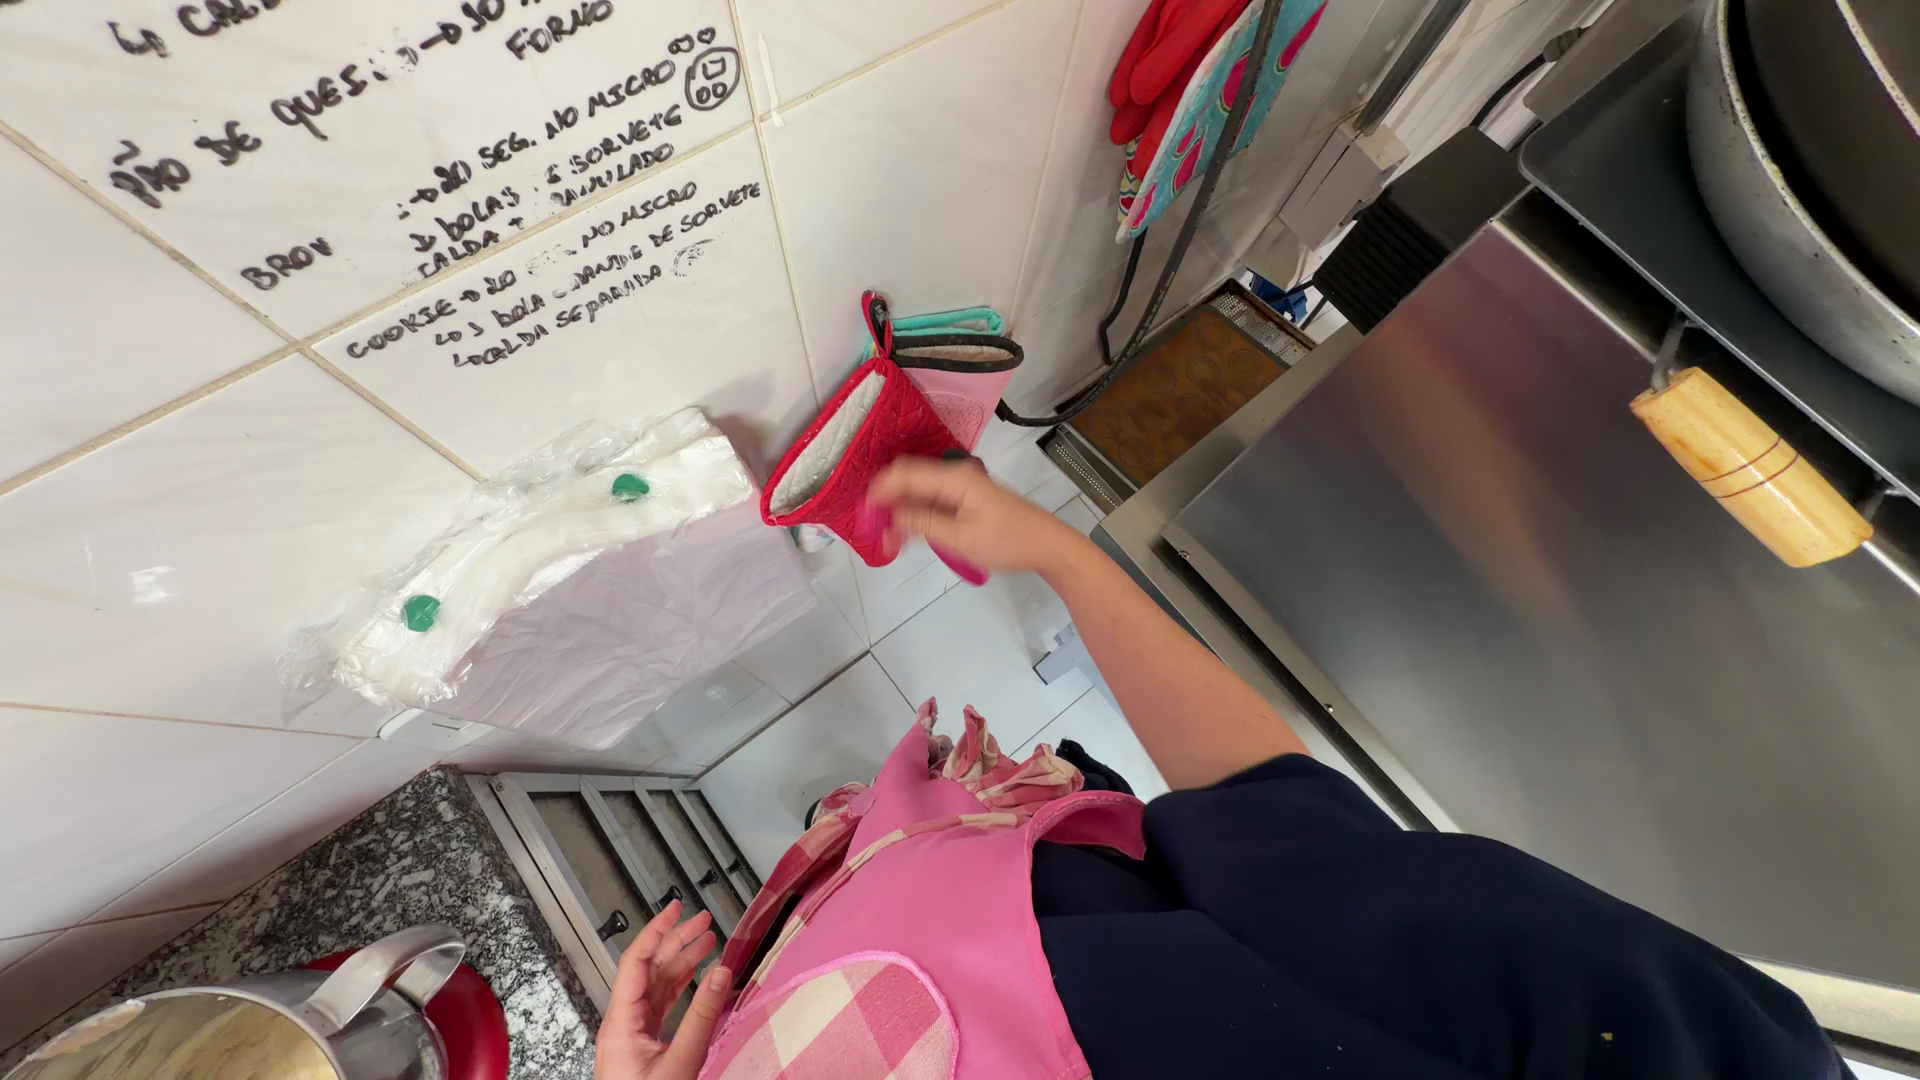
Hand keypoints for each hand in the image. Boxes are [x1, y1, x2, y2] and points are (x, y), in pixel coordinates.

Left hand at [593, 901, 730, 1079]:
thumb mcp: (679, 1064)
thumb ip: (702, 1016)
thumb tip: (722, 970)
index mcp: (621, 1022)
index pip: (636, 961)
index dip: (657, 930)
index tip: (676, 907)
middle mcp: (624, 1023)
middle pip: (649, 968)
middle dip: (677, 940)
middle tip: (705, 920)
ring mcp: (633, 1035)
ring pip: (658, 985)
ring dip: (683, 960)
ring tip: (708, 941)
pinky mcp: (645, 1047)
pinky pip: (663, 1004)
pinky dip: (683, 985)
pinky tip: (699, 976)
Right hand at [867, 458, 1091, 576]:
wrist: (1048, 546)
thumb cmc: (1008, 542)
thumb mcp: (962, 538)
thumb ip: (924, 524)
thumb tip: (891, 515)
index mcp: (955, 478)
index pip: (906, 473)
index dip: (880, 490)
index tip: (863, 512)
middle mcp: (957, 475)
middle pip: (911, 479)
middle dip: (888, 501)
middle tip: (874, 529)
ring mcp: (963, 487)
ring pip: (921, 491)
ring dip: (902, 510)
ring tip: (890, 537)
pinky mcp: (967, 499)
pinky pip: (934, 501)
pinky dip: (919, 514)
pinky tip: (910, 533)